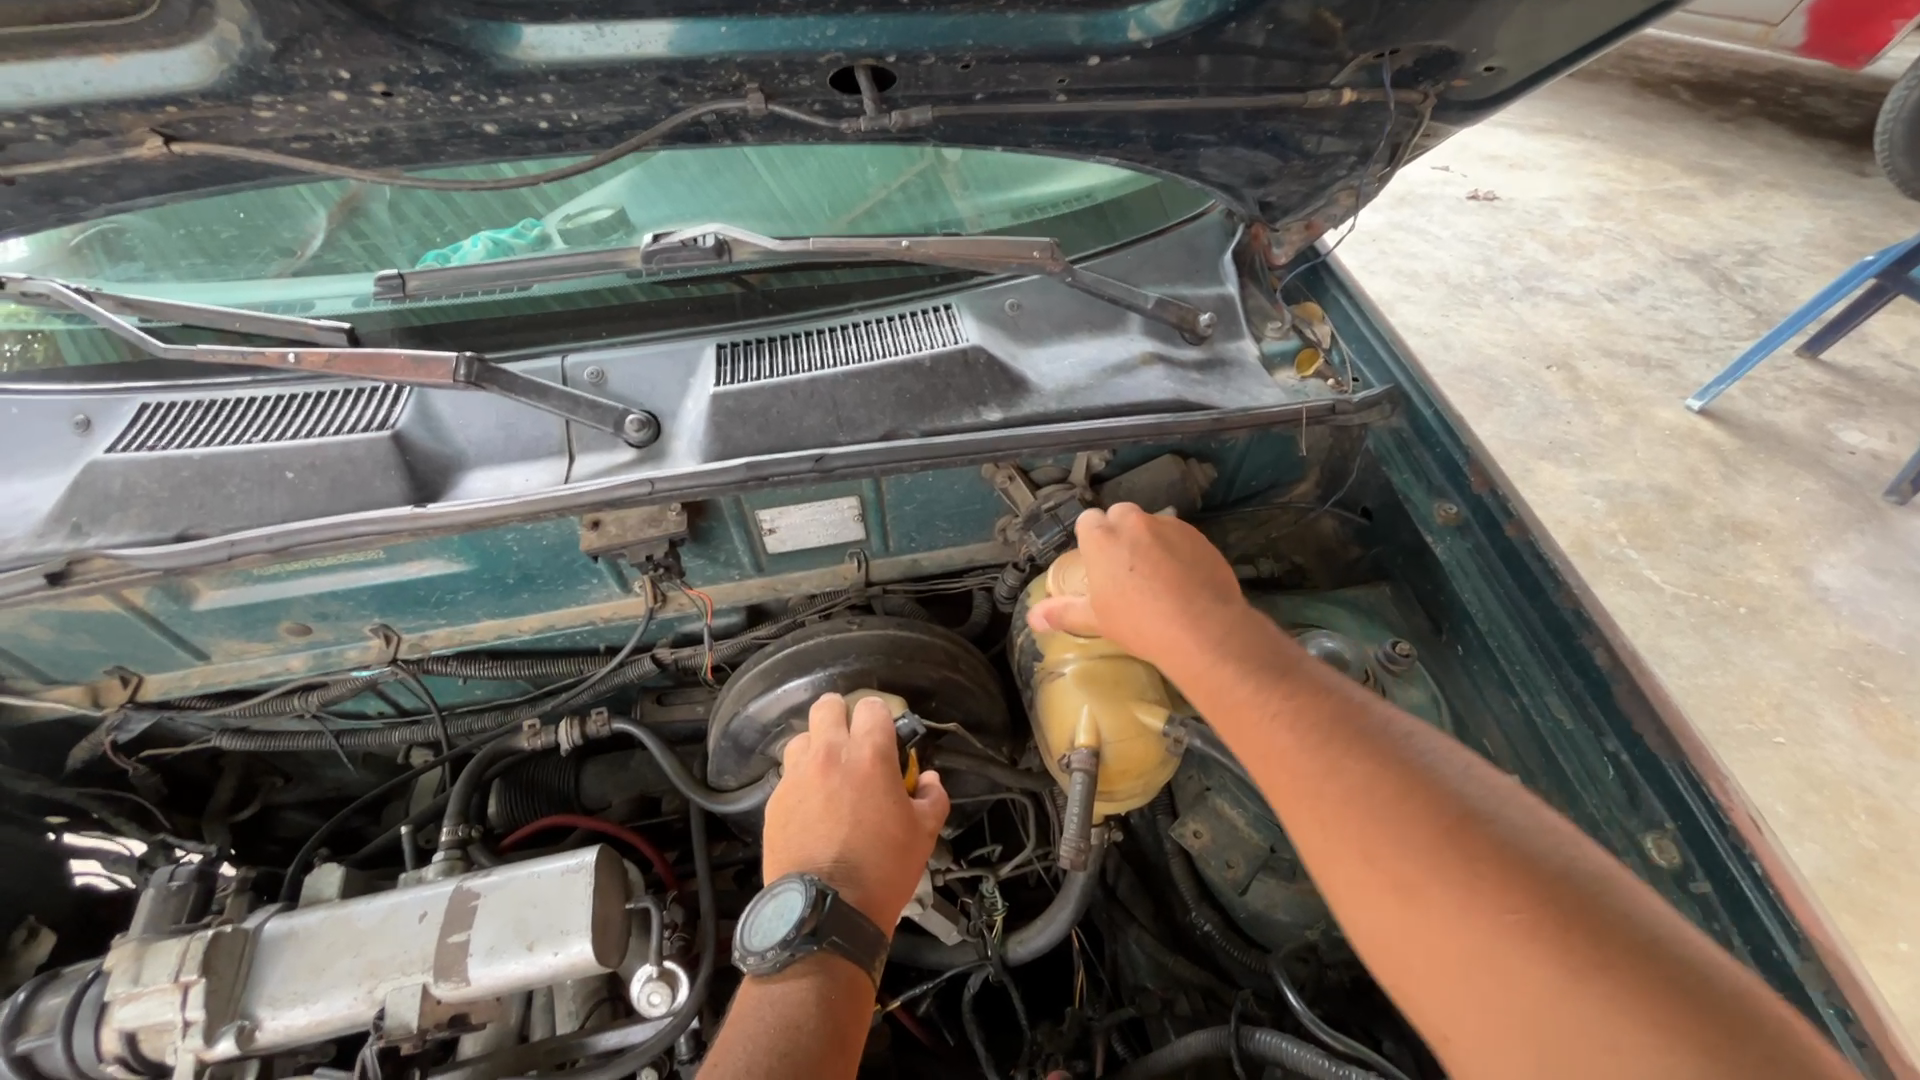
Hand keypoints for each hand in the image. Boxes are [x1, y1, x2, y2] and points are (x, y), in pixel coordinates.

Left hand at [762, 693, 949, 931]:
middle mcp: (829, 755)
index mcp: (869, 755)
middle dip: (842, 716)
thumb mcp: (924, 833)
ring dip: (818, 747)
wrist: (826, 913)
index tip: (886, 737)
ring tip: (830, 774)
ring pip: (802, 738)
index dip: (881, 716)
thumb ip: (932, 796)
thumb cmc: (883, 868)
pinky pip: (788, 775)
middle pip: (827, 706)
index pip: (872, 706)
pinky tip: (812, 807)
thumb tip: (927, 780)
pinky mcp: (775, 801)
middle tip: (854, 742)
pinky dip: (802, 781)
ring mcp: (796, 777)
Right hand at [1026, 503, 1258, 672]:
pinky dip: (1179, 551)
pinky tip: (1184, 580)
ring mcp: (1170, 526)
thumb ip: (1062, 612)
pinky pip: (1181, 537)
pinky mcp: (1200, 537)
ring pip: (1153, 525)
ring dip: (1151, 541)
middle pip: (1120, 516)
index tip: (1098, 563)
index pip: (1088, 521)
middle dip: (1121, 534)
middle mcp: (1134, 522)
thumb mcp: (1096, 620)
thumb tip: (1033, 619)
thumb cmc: (1139, 624)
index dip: (1092, 539)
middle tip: (1125, 569)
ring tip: (1159, 577)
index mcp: (1102, 538)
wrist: (1202, 631)